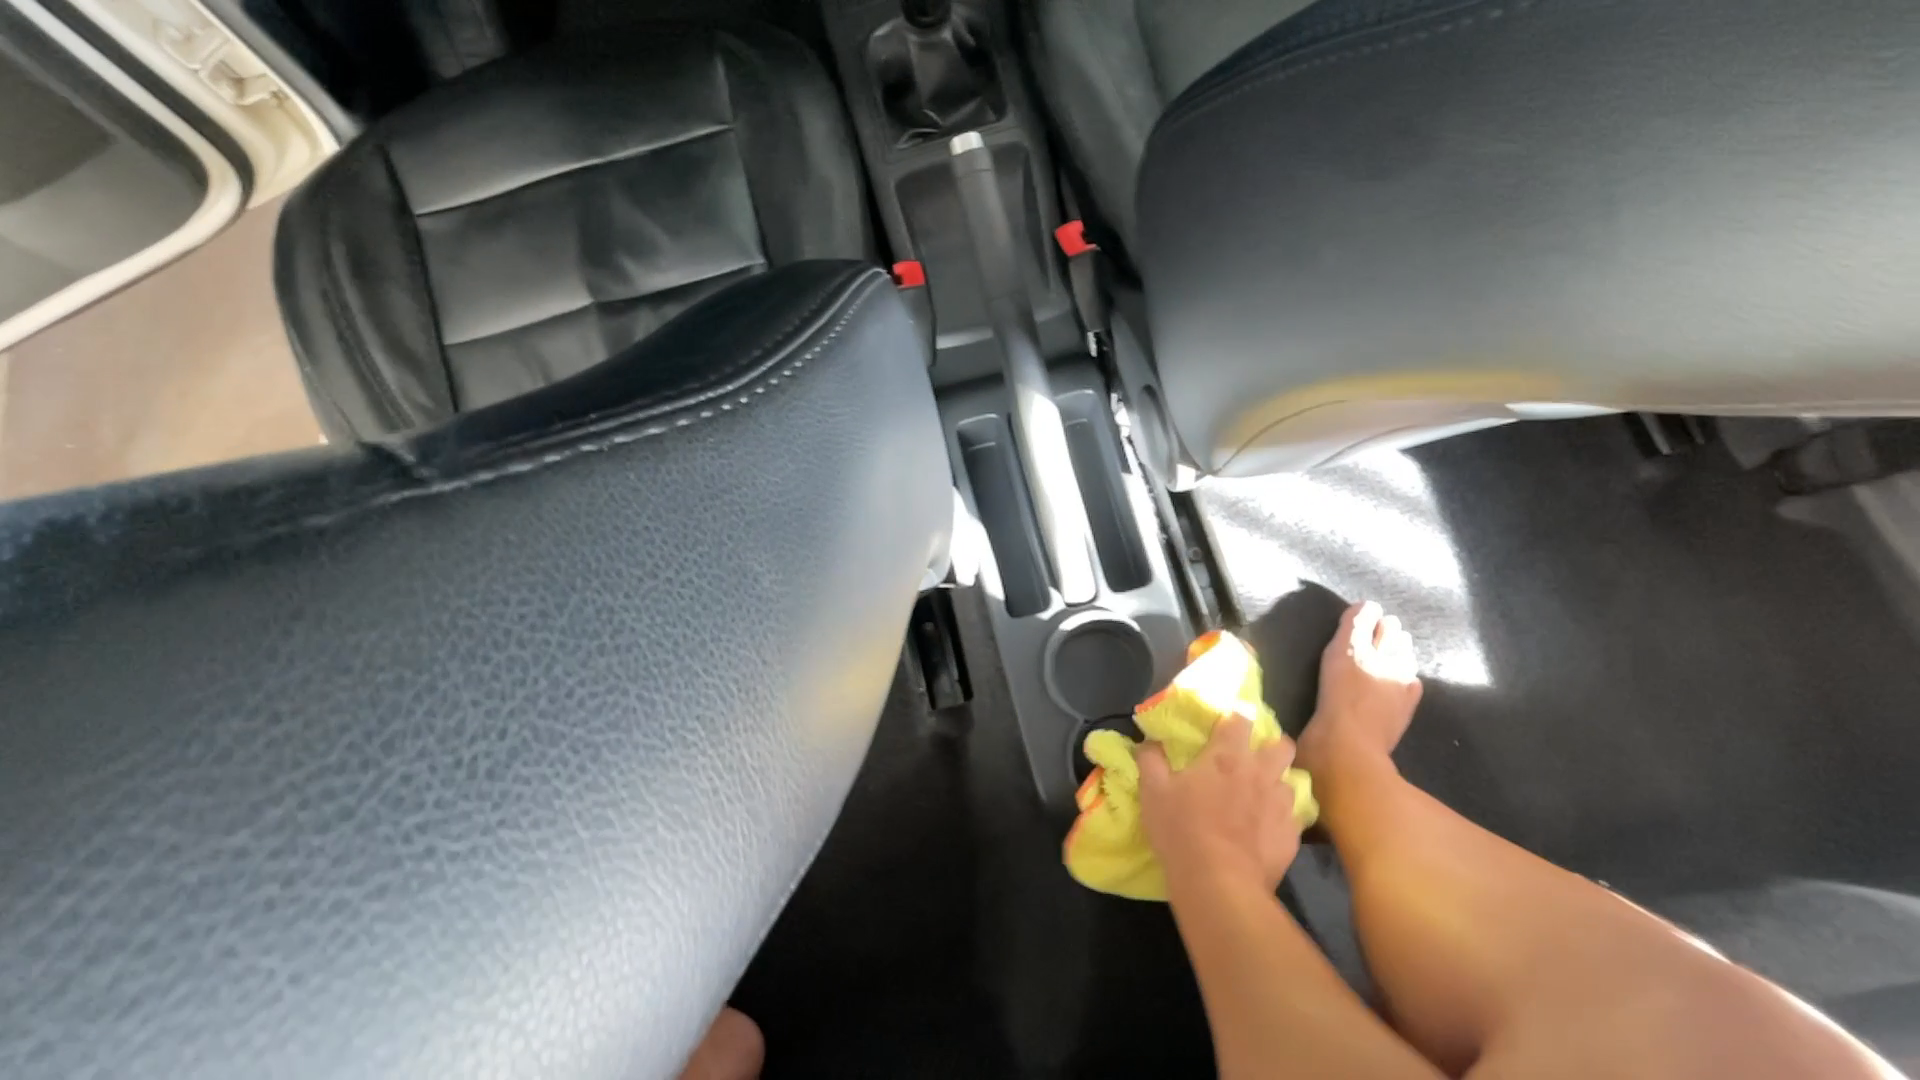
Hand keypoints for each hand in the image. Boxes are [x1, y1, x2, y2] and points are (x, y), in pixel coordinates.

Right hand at [1138, 712, 1303, 896]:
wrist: (1219, 884)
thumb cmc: (1182, 830)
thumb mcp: (1152, 792)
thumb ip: (1151, 759)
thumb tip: (1150, 741)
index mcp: (1226, 756)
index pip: (1240, 719)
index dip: (1234, 718)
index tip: (1226, 726)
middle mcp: (1260, 772)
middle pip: (1282, 744)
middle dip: (1272, 745)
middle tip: (1254, 760)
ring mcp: (1281, 804)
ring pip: (1290, 781)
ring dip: (1277, 784)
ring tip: (1262, 798)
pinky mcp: (1292, 835)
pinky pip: (1292, 818)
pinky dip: (1280, 819)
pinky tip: (1266, 831)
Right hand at [1298, 600, 1423, 776]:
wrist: (1348, 746)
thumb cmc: (1331, 701)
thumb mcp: (1334, 658)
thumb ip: (1352, 628)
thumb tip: (1366, 609)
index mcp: (1359, 645)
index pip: (1369, 614)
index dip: (1365, 613)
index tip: (1359, 618)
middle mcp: (1386, 657)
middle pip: (1392, 630)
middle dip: (1384, 629)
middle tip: (1371, 636)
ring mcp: (1401, 681)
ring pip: (1405, 653)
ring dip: (1396, 651)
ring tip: (1383, 658)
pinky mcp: (1407, 703)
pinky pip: (1411, 682)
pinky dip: (1405, 678)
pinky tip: (1396, 684)